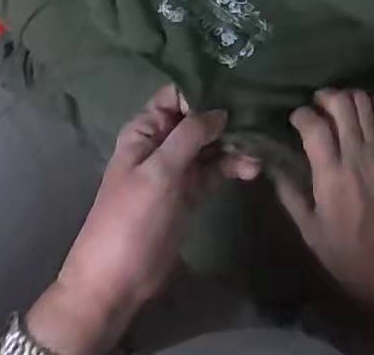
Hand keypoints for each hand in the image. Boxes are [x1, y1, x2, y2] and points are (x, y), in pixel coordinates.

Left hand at [28, 84, 259, 354]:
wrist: (115, 283)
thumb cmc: (131, 220)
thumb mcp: (159, 172)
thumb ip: (190, 135)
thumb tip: (221, 110)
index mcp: (145, 129)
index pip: (177, 94)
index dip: (204, 91)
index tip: (235, 91)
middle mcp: (163, 141)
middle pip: (199, 116)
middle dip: (227, 116)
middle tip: (257, 118)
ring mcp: (178, 167)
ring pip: (211, 142)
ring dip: (234, 143)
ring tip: (258, 150)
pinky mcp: (191, 190)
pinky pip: (216, 168)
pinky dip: (233, 165)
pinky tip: (252, 169)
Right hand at [274, 89, 373, 312]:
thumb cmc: (351, 254)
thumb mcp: (311, 232)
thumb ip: (290, 195)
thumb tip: (271, 168)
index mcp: (331, 175)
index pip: (314, 127)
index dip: (301, 115)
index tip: (294, 118)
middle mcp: (356, 154)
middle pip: (342, 104)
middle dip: (325, 96)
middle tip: (316, 104)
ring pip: (364, 102)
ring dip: (348, 95)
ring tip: (338, 104)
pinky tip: (364, 109)